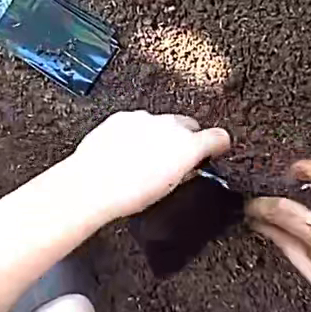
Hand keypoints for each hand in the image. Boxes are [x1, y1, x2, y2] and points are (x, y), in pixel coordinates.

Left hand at [65, 111, 231, 221]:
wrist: (91, 185)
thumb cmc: (128, 194)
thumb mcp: (169, 188)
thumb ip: (184, 170)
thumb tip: (188, 166)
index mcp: (188, 146)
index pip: (219, 137)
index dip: (219, 145)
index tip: (216, 149)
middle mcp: (170, 127)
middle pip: (190, 126)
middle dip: (186, 139)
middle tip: (173, 160)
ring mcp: (145, 118)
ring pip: (163, 123)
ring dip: (159, 135)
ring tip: (144, 159)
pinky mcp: (123, 116)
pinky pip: (138, 121)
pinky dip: (136, 132)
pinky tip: (125, 151)